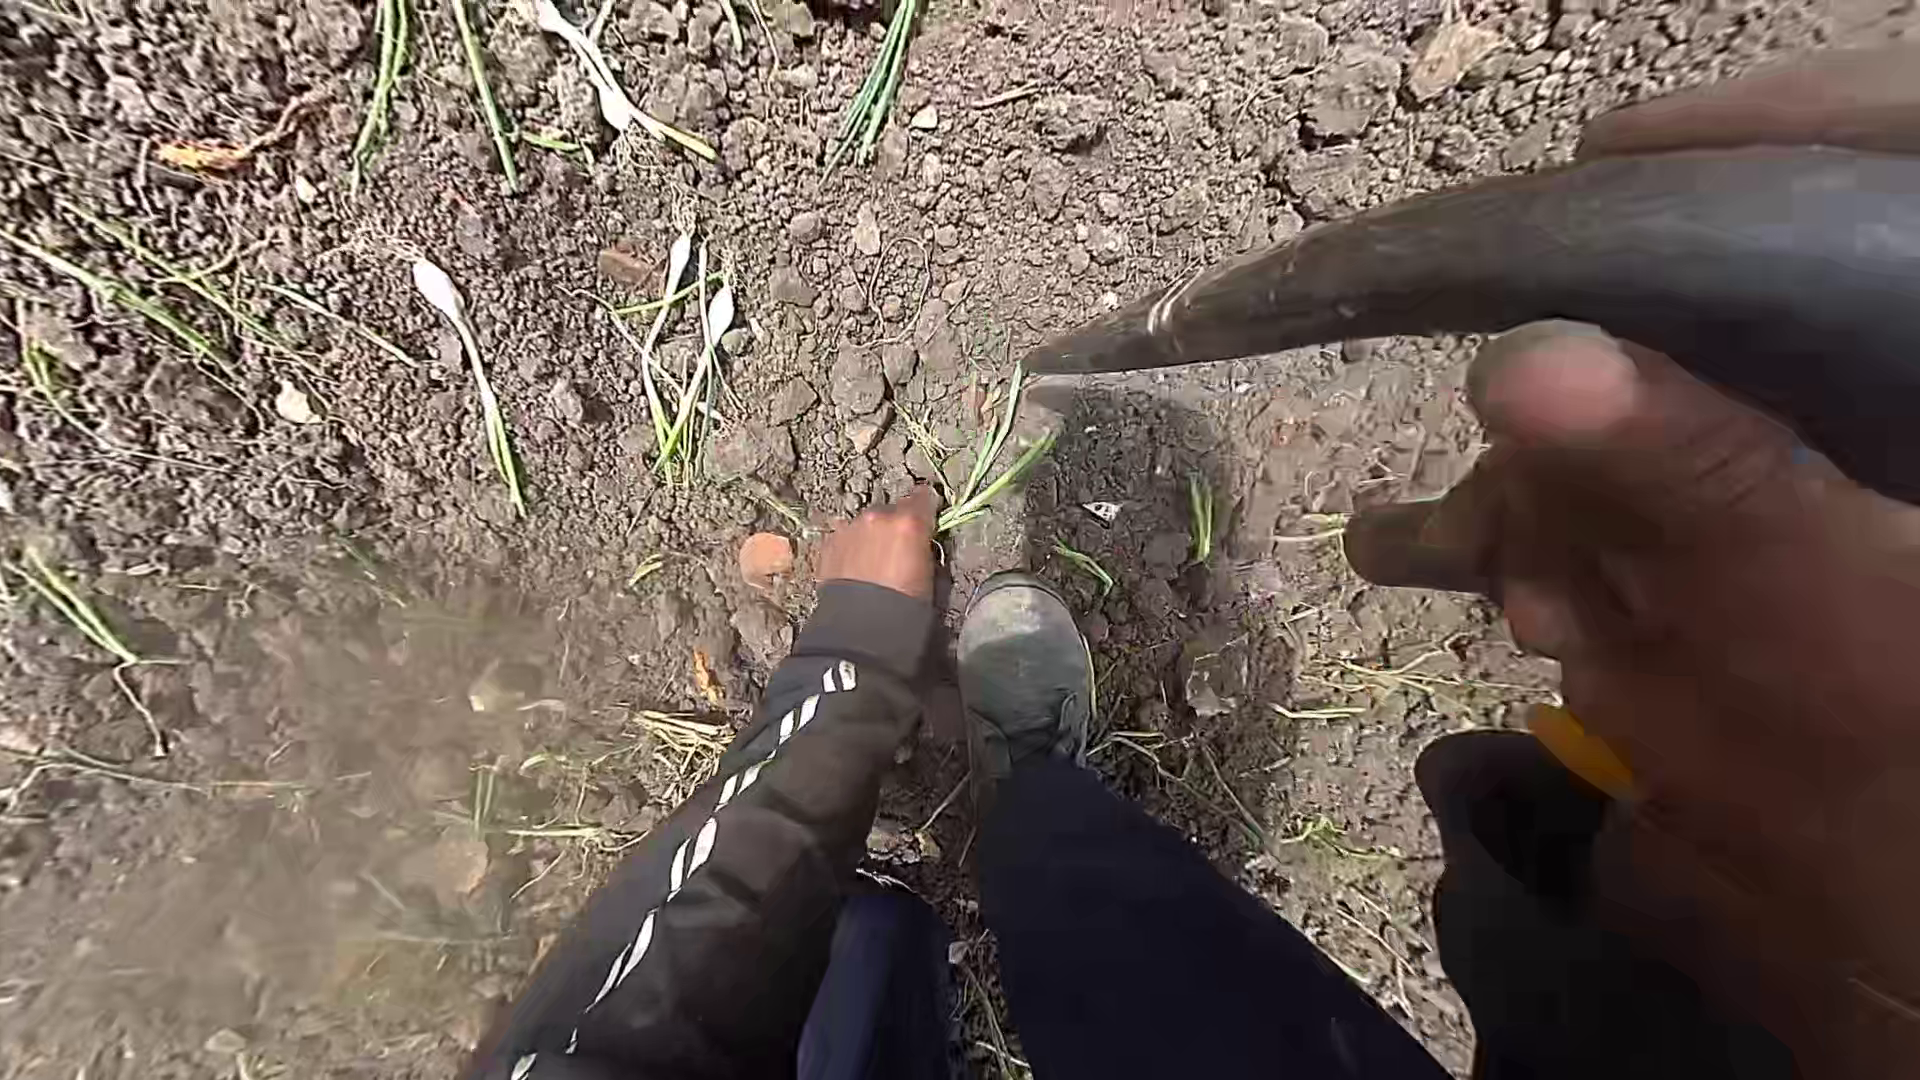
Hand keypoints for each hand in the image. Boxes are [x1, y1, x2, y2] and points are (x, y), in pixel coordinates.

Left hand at [815, 485, 937, 600]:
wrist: (862, 626)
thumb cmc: (905, 607)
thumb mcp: (929, 574)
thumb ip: (924, 547)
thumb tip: (921, 543)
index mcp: (908, 522)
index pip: (923, 498)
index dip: (926, 508)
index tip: (927, 517)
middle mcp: (878, 517)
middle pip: (891, 511)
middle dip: (895, 525)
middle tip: (898, 551)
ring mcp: (850, 528)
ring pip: (866, 523)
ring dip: (871, 535)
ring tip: (873, 563)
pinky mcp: (830, 543)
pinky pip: (845, 536)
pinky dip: (852, 546)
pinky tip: (855, 567)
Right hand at [1346, 46, 1919, 1074]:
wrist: (1869, 962)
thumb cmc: (1910, 819)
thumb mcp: (1807, 633)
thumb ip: (1681, 481)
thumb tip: (1521, 365)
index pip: (1908, 172)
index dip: (1774, 134)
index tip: (1609, 141)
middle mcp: (1870, 417)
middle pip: (1708, 330)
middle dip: (1580, 414)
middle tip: (1525, 500)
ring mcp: (1784, 490)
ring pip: (1613, 431)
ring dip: (1515, 500)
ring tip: (1460, 574)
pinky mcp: (1697, 554)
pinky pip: (1568, 505)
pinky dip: (1484, 534)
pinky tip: (1398, 559)